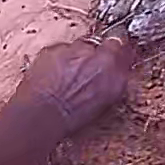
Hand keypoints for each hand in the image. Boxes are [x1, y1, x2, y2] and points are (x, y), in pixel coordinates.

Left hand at [10, 34, 135, 134]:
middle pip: (98, 45)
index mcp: (115, 73)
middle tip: (80, 74)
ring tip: (62, 78)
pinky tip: (49, 77)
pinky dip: (54, 60)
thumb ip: (111, 81)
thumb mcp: (102, 104)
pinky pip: (57, 50)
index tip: (107, 57)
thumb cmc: (69, 119)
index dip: (113, 52)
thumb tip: (112, 72)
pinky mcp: (54, 48)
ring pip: (77, 47)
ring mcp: (76, 49)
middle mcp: (100, 57)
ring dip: (72, 58)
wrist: (42, 115)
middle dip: (90, 57)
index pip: (121, 48)